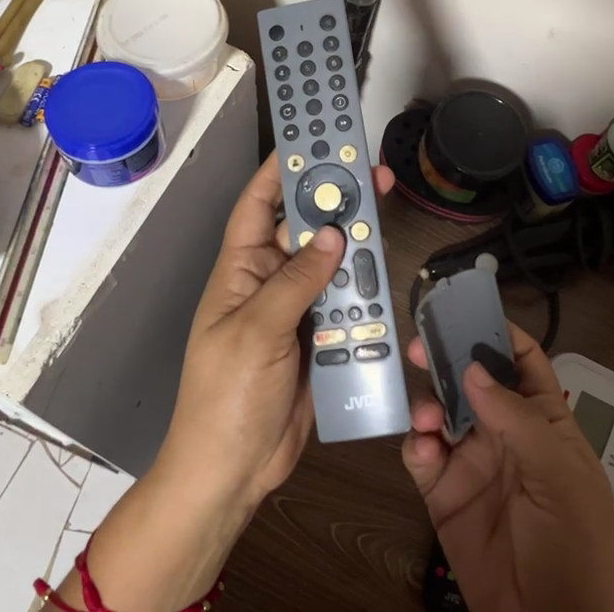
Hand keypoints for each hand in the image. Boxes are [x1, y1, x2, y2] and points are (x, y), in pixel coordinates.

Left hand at [165, 149, 393, 501]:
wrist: (232, 472)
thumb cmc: (226, 397)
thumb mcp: (256, 332)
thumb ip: (296, 281)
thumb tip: (335, 236)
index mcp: (239, 271)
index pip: (257, 206)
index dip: (280, 171)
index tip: (311, 140)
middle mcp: (267, 283)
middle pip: (305, 231)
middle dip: (335, 203)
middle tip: (373, 175)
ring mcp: (294, 312)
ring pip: (331, 265)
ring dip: (357, 248)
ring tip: (387, 220)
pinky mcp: (318, 341)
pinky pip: (345, 305)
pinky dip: (364, 293)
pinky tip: (384, 277)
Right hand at [403, 322, 613, 611]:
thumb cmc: (573, 541)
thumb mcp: (559, 475)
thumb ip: (518, 419)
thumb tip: (473, 370)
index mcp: (544, 420)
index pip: (522, 362)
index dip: (498, 333)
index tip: (468, 308)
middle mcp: (504, 431)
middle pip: (471, 378)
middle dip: (447, 356)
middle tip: (419, 343)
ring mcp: (472, 460)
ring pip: (441, 409)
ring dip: (427, 400)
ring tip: (426, 414)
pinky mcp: (443, 491)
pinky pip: (421, 454)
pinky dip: (415, 443)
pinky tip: (422, 447)